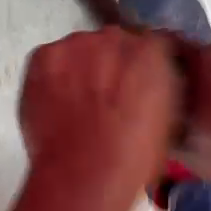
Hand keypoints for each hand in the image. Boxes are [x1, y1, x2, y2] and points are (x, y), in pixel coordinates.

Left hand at [18, 28, 180, 199]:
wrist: (85, 173)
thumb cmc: (133, 157)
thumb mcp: (168, 122)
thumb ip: (161, 91)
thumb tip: (152, 91)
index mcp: (152, 52)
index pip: (153, 45)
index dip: (143, 68)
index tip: (137, 87)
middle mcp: (114, 38)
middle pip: (113, 44)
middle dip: (111, 66)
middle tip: (106, 100)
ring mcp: (75, 44)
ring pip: (78, 51)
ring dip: (79, 69)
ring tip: (76, 106)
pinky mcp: (42, 57)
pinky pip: (50, 61)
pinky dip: (51, 77)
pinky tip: (54, 105)